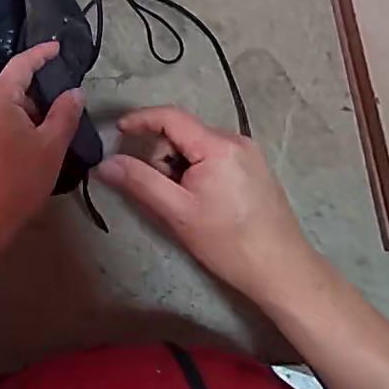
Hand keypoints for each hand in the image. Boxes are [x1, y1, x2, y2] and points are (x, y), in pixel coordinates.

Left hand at [0, 41, 84, 253]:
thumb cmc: (16, 183)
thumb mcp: (50, 147)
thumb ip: (65, 114)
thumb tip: (74, 91)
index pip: (20, 65)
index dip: (41, 53)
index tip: (57, 46)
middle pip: (11, 88)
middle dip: (39, 94)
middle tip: (65, 108)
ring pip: (3, 108)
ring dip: (27, 114)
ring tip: (50, 133)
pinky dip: (13, 126)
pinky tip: (28, 147)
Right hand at [94, 107, 317, 300]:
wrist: (284, 272)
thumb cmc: (229, 243)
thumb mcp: (177, 212)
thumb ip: (139, 181)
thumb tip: (105, 163)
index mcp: (218, 146)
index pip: (170, 116)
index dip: (140, 119)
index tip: (118, 132)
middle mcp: (235, 140)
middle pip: (182, 132)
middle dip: (163, 156)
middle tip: (165, 192)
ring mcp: (248, 153)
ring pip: (195, 145)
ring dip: (179, 166)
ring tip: (187, 202)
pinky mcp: (254, 167)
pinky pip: (212, 155)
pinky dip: (196, 170)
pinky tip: (203, 200)